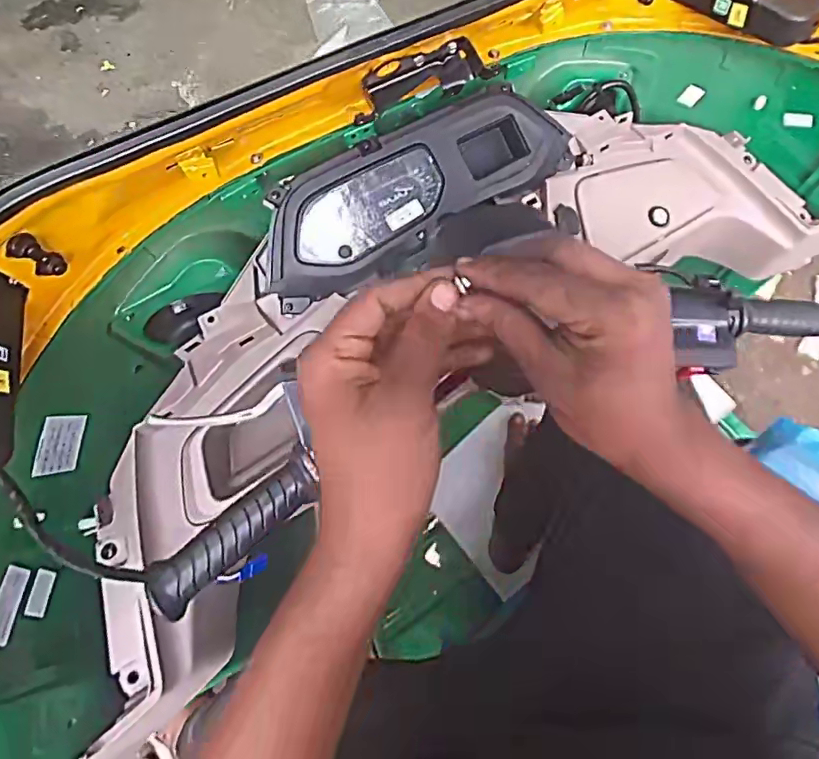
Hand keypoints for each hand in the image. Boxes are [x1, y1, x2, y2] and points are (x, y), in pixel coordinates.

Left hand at [296, 273, 478, 578]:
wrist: (375, 539)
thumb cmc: (381, 473)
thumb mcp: (406, 395)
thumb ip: (424, 337)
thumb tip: (443, 291)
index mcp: (329, 355)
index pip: (374, 300)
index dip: (417, 286)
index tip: (457, 279)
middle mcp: (341, 361)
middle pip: (392, 318)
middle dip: (437, 309)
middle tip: (480, 299)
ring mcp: (363, 380)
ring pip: (407, 339)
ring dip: (445, 331)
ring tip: (489, 321)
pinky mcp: (383, 397)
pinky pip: (413, 364)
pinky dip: (442, 356)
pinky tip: (478, 348)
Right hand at [457, 238, 701, 482]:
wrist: (655, 432)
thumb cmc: (612, 418)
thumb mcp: (548, 374)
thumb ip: (509, 326)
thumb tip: (472, 299)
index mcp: (615, 313)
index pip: (541, 279)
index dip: (496, 274)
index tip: (465, 271)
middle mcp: (634, 287)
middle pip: (557, 250)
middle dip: (510, 258)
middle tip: (476, 270)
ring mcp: (639, 281)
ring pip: (570, 250)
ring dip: (529, 259)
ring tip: (495, 275)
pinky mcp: (636, 283)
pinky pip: (585, 262)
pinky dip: (551, 267)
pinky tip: (526, 278)